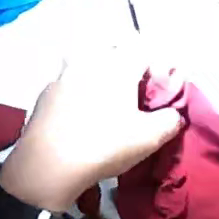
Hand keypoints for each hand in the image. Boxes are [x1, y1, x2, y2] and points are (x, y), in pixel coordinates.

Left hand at [0, 46, 183, 211]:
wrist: (47, 167)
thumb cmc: (103, 146)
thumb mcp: (149, 138)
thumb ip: (170, 120)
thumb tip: (173, 114)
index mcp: (117, 65)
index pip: (147, 51)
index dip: (161, 69)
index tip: (163, 94)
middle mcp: (89, 61)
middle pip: (117, 51)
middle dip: (132, 68)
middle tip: (139, 96)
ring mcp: (63, 75)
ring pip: (90, 63)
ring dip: (105, 77)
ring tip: (112, 104)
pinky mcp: (46, 93)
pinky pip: (71, 82)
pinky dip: (83, 91)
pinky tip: (85, 115)